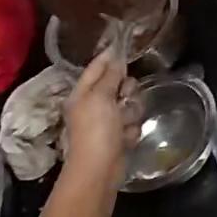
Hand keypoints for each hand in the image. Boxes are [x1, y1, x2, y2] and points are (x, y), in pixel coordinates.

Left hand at [61, 46, 137, 185]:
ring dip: (131, 113)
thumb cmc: (96, 130)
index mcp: (83, 93)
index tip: (125, 47)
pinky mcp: (118, 135)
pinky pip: (133, 122)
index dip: (110, 57)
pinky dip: (131, 130)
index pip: (97, 67)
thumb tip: (115, 57)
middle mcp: (94, 104)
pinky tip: (125, 138)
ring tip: (124, 124)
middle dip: (127, 91)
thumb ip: (109, 76)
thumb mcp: (101, 97)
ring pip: (130, 104)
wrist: (99, 169)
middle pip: (119, 84)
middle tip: (124, 97)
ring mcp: (107, 121)